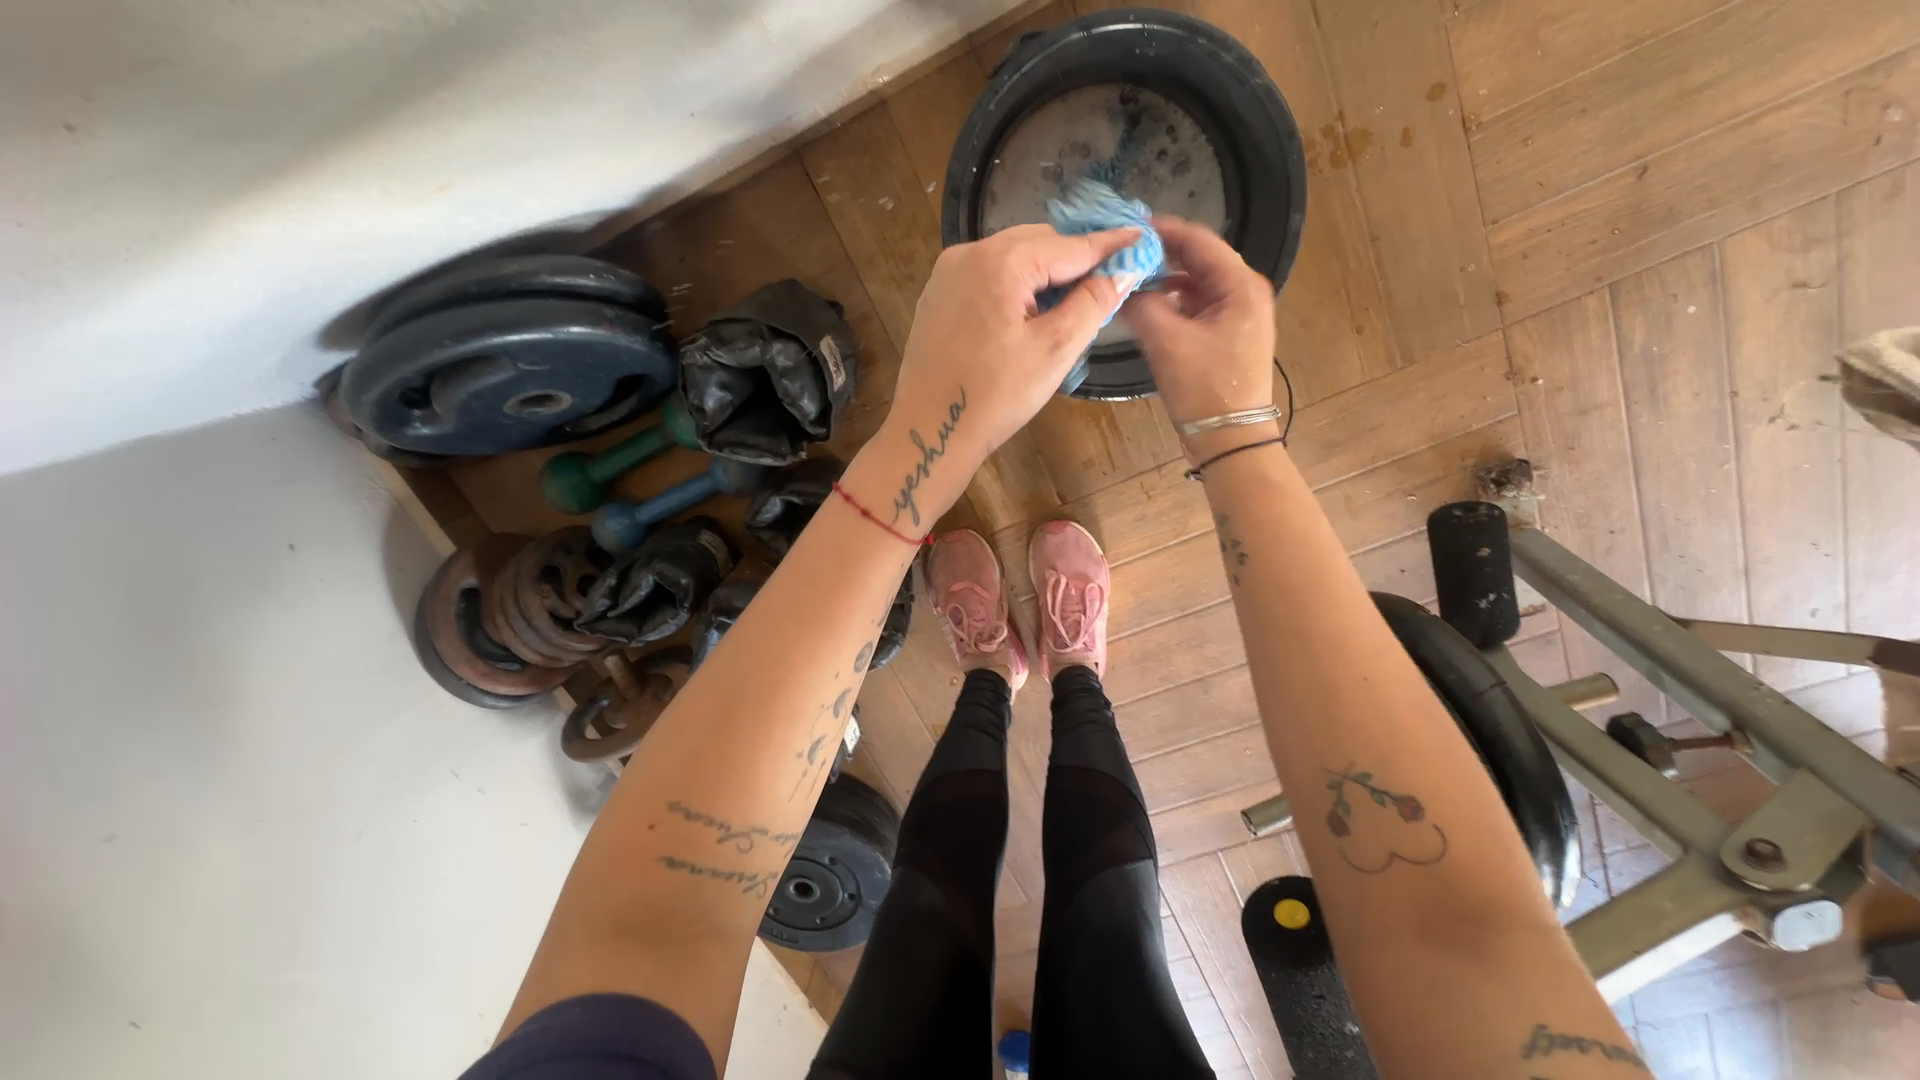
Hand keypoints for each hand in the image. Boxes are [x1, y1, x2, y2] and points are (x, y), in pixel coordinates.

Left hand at [886, 224, 1138, 469]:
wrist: (928, 430)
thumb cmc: (994, 396)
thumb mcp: (1054, 350)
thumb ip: (1093, 303)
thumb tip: (1123, 271)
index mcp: (1001, 262)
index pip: (1069, 245)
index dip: (1109, 245)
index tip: (1140, 238)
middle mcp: (968, 254)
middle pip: (1038, 242)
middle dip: (1073, 261)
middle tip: (1103, 288)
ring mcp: (946, 273)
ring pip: (1011, 257)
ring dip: (1043, 274)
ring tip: (1065, 309)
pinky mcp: (937, 295)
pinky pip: (987, 275)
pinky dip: (1014, 285)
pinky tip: (1026, 317)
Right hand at [1122, 215, 1276, 430]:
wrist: (1230, 440)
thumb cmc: (1205, 390)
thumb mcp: (1167, 343)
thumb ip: (1141, 305)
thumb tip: (1120, 285)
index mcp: (1240, 286)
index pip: (1198, 240)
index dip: (1162, 230)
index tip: (1127, 228)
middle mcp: (1245, 292)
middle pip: (1198, 258)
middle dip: (1161, 254)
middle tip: (1122, 253)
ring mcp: (1238, 313)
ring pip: (1195, 282)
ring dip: (1164, 279)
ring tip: (1129, 278)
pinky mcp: (1227, 334)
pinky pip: (1196, 304)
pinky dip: (1172, 301)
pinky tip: (1146, 305)